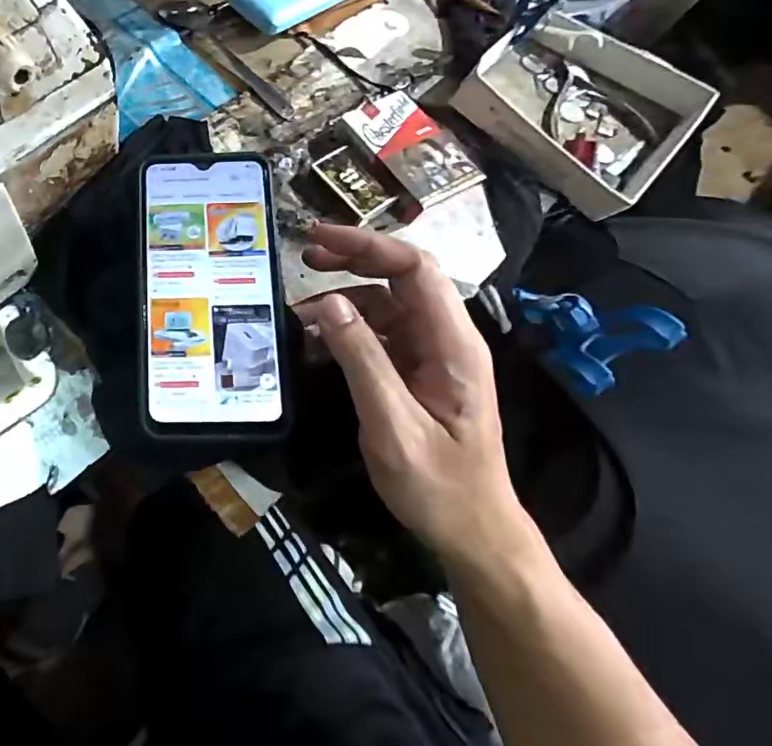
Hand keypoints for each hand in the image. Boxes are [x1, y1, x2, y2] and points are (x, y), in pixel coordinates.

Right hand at [295, 225, 535, 568]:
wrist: (473, 532)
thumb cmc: (439, 485)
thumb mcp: (392, 425)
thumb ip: (362, 360)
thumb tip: (329, 303)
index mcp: (453, 345)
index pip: (416, 269)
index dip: (368, 245)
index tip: (319, 239)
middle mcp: (445, 338)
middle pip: (400, 277)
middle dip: (352, 260)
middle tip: (303, 259)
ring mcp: (431, 353)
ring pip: (384, 304)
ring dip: (341, 301)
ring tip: (298, 318)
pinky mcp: (416, 370)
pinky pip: (378, 333)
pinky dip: (345, 331)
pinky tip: (315, 345)